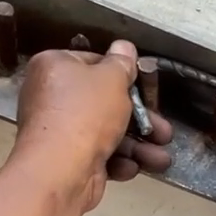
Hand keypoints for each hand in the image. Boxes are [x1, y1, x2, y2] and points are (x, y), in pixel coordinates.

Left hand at [10, 40, 172, 210]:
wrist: (61, 170)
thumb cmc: (86, 114)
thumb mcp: (112, 79)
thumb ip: (122, 62)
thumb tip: (124, 46)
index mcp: (55, 67)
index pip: (94, 63)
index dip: (123, 77)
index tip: (145, 90)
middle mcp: (52, 96)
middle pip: (105, 103)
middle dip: (140, 121)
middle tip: (164, 132)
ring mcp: (58, 130)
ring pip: (106, 132)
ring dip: (138, 146)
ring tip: (161, 158)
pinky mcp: (66, 159)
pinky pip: (97, 154)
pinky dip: (118, 161)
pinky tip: (134, 167)